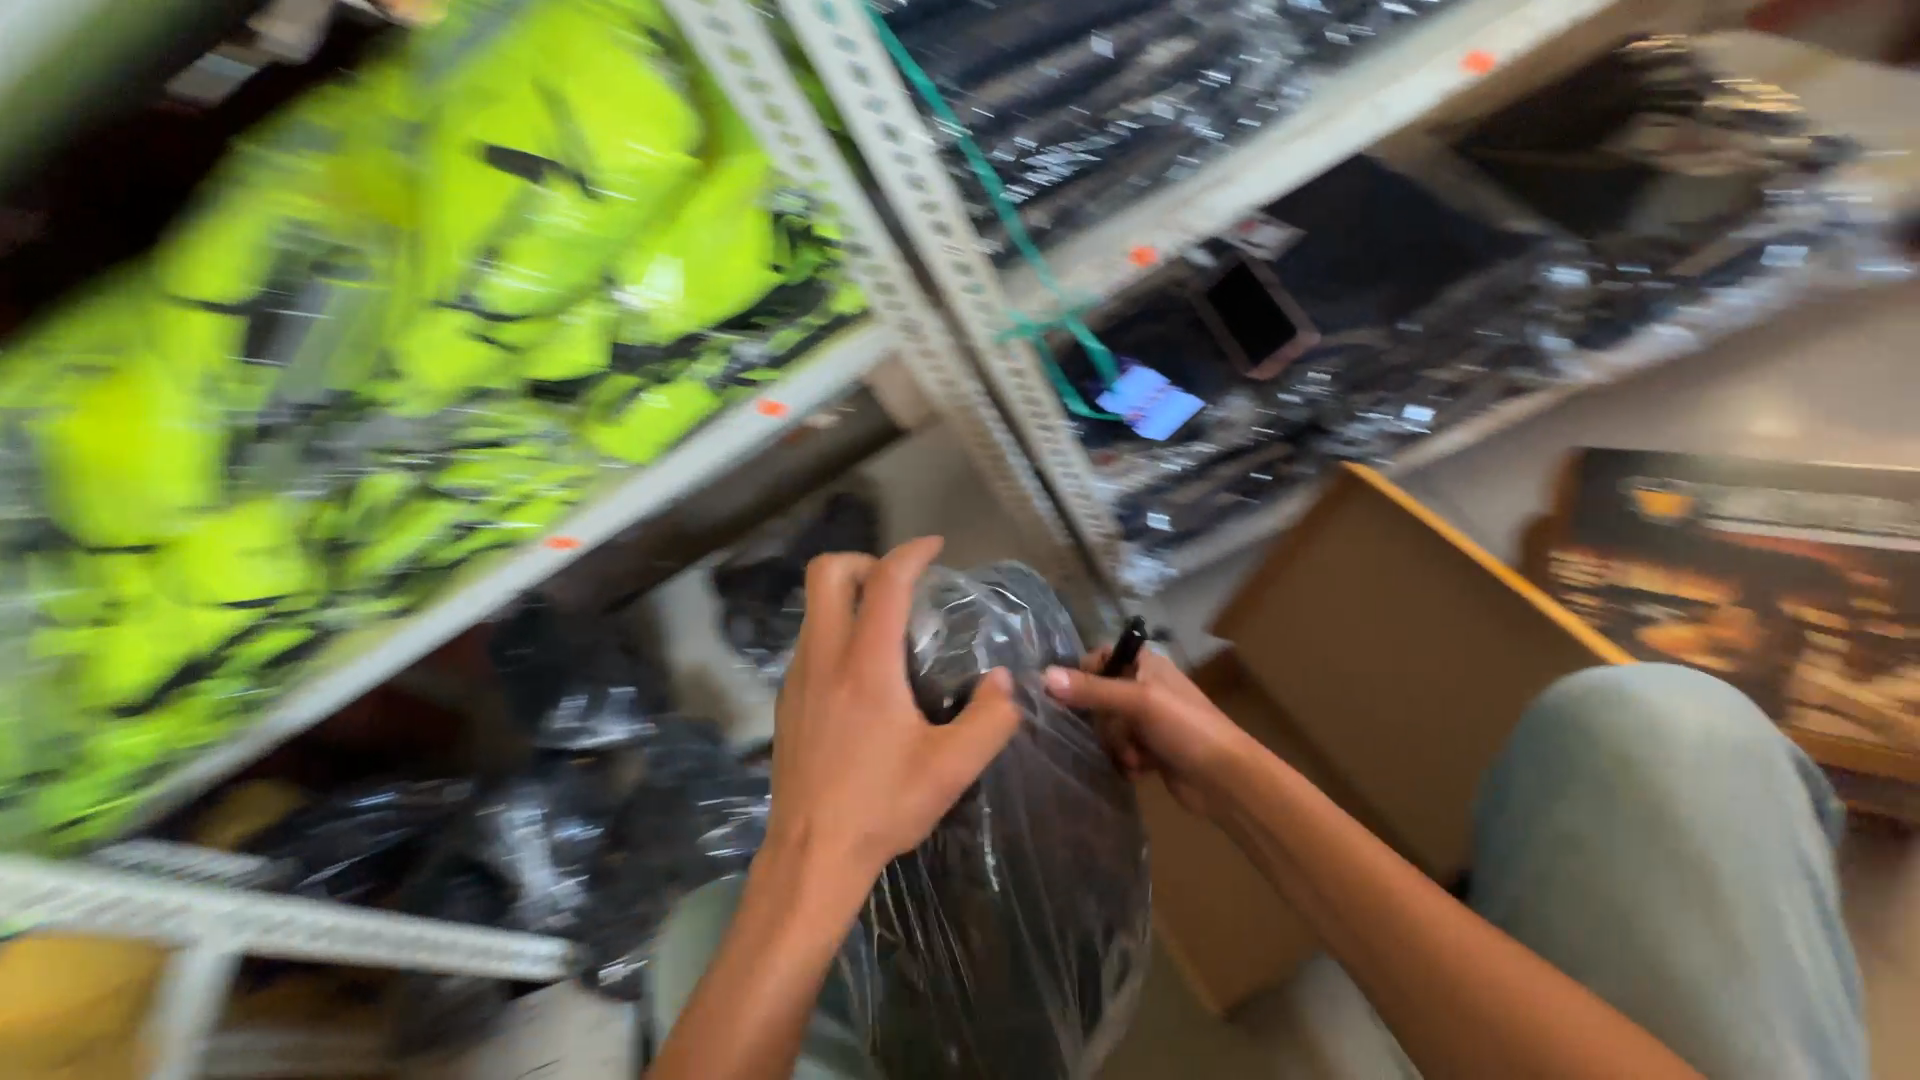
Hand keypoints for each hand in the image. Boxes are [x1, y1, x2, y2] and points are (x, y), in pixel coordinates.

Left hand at [767, 536, 1022, 885]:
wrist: (811, 855)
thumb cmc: (883, 807)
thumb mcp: (952, 769)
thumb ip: (990, 719)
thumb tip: (1004, 683)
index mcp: (865, 665)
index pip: (885, 583)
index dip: (912, 553)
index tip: (935, 547)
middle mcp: (823, 658)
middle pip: (825, 573)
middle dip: (865, 561)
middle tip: (901, 588)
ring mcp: (797, 679)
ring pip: (813, 609)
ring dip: (849, 599)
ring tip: (889, 633)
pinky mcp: (786, 702)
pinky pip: (809, 643)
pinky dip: (836, 634)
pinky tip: (864, 679)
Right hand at [1045, 648, 1254, 816]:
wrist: (1224, 779)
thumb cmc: (1185, 727)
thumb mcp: (1137, 701)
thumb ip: (1091, 689)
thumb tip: (1044, 676)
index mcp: (1146, 665)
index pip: (1101, 657)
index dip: (1085, 673)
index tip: (1075, 694)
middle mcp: (1145, 688)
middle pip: (1099, 698)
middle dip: (1106, 723)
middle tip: (1120, 733)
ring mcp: (1148, 721)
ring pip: (1108, 728)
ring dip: (1117, 746)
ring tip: (1136, 757)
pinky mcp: (1151, 750)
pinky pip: (1121, 751)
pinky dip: (1127, 761)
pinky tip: (1141, 770)